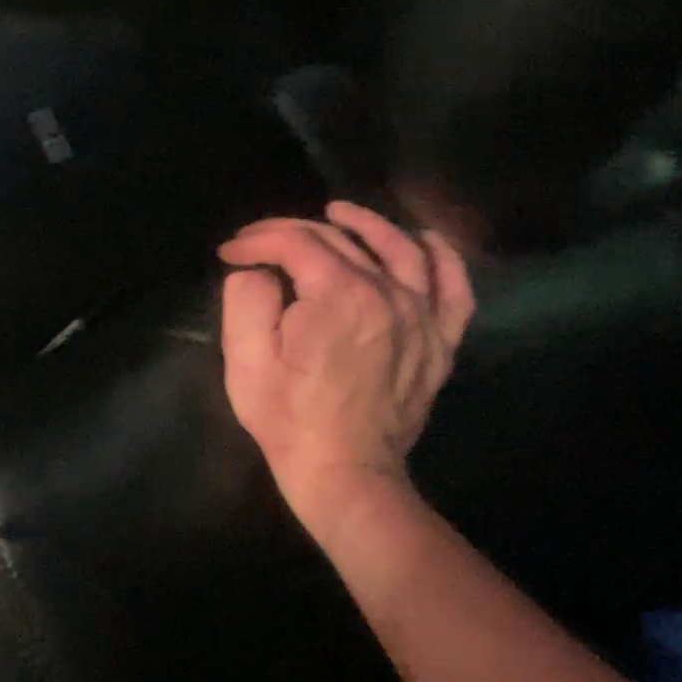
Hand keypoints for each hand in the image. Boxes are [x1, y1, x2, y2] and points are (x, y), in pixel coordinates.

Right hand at [218, 201, 474, 531]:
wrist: (344, 469)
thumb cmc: (286, 414)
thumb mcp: (244, 357)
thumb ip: (246, 298)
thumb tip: (256, 270)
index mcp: (338, 296)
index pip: (295, 243)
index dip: (255, 240)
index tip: (228, 253)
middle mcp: (388, 295)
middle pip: (340, 240)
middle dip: (290, 231)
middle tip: (255, 243)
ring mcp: (421, 318)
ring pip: (400, 249)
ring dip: (366, 224)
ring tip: (338, 212)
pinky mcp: (438, 342)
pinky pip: (453, 288)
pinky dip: (441, 258)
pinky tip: (424, 241)